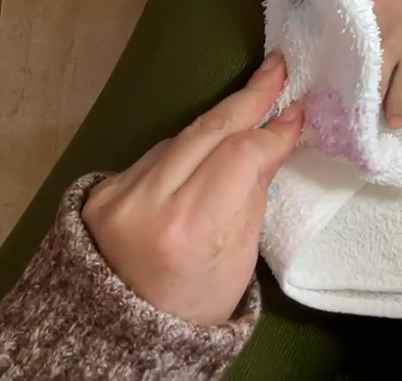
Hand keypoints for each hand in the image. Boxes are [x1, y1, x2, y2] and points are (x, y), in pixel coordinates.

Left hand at [82, 54, 303, 324]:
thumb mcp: (240, 256)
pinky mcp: (103, 189)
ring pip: (184, 135)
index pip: (240, 154)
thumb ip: (255, 187)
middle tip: (277, 67)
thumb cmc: (197, 302)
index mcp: (190, 228)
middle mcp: (148, 202)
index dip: (272, 129)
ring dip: (220, 121)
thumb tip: (278, 129)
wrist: (121, 334)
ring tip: (252, 101)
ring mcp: (119, 193)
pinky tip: (206, 145)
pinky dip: (188, 145)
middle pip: (208, 130)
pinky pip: (158, 152)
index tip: (298, 111)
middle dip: (248, 97)